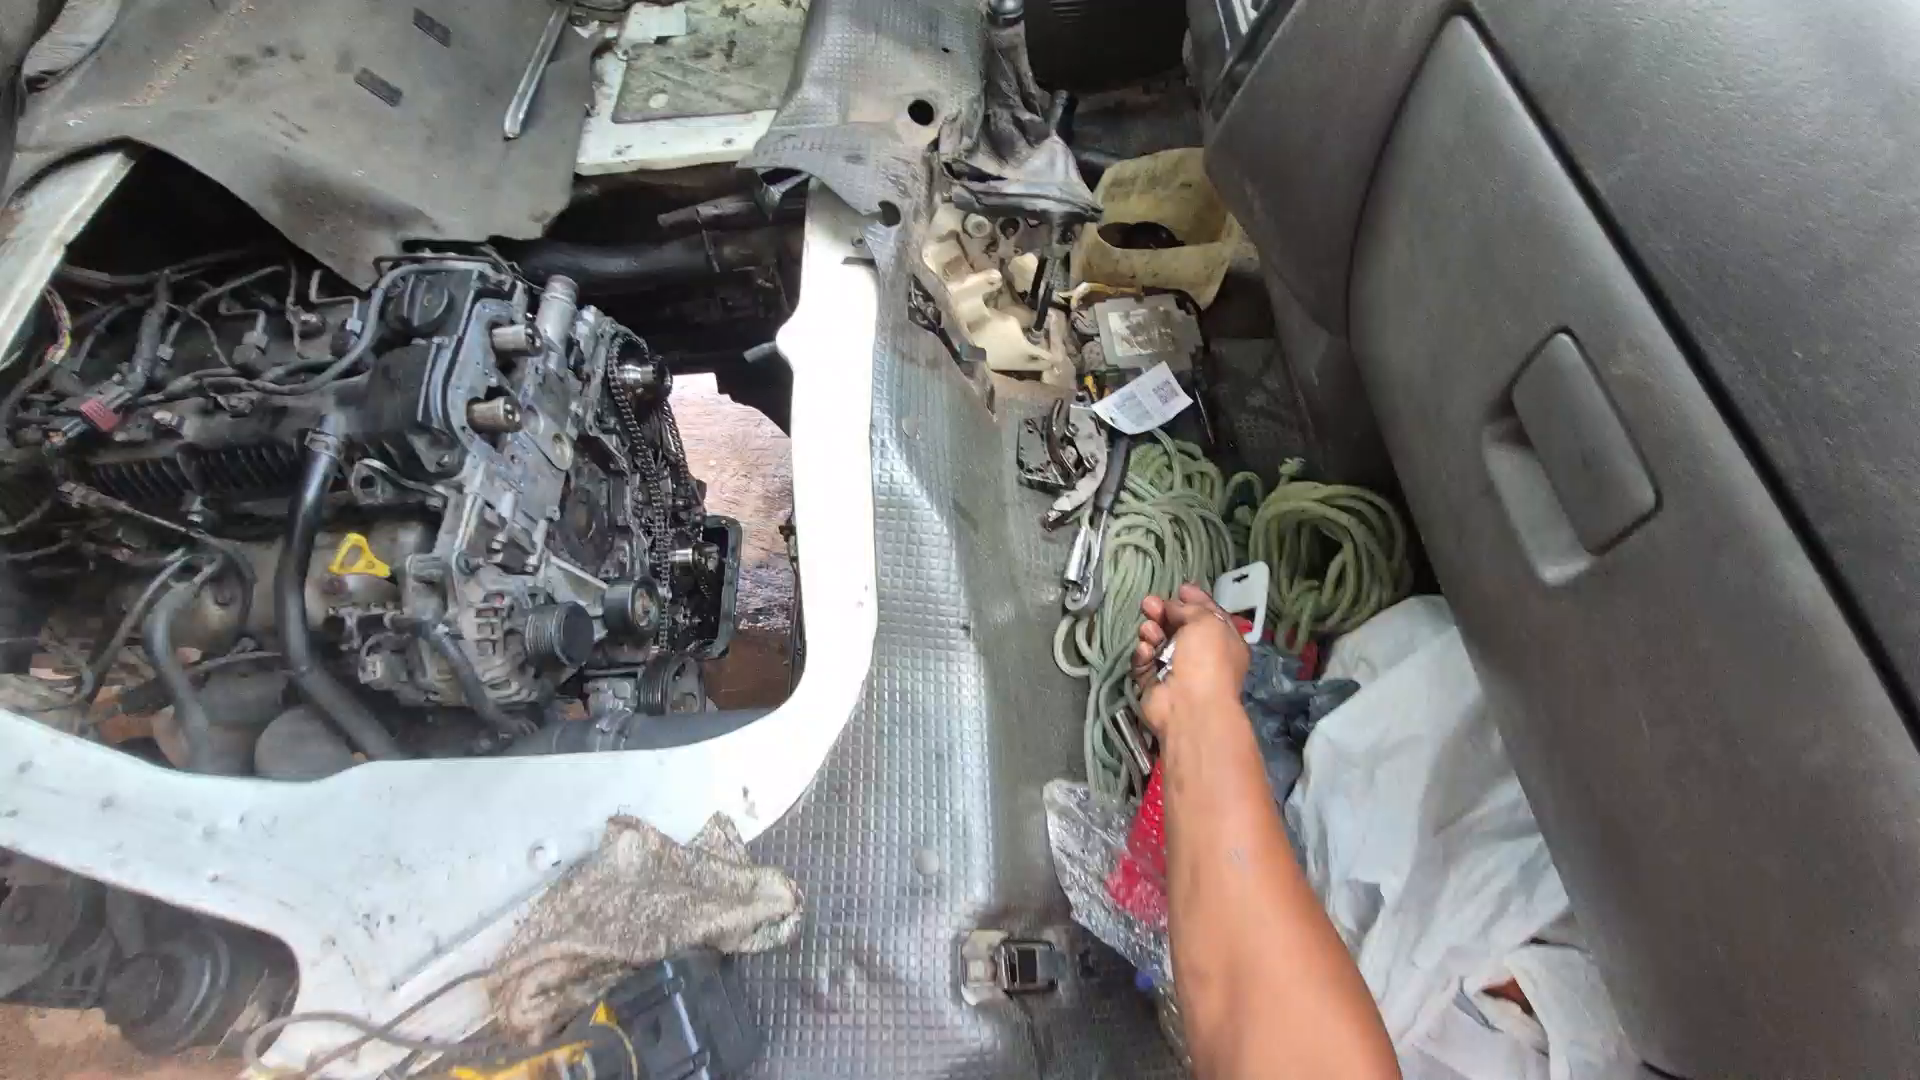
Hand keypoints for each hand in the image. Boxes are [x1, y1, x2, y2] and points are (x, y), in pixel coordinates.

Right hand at [1131, 583, 1250, 738]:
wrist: (1190, 705)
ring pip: (1158, 641)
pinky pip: (1144, 662)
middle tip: (1149, 604)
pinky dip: (1143, 654)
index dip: (1194, 599)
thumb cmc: (1207, 660)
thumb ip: (1189, 608)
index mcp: (1223, 640)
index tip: (1180, 587)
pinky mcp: (1154, 683)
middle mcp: (1202, 655)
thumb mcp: (1206, 622)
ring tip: (1149, 631)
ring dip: (1151, 631)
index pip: (1208, 614)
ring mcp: (1177, 670)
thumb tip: (1173, 606)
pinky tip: (1145, 651)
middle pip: (1178, 625)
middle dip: (1163, 612)